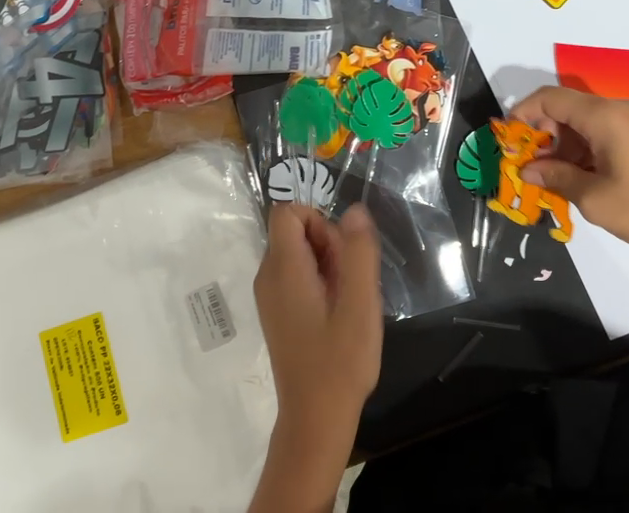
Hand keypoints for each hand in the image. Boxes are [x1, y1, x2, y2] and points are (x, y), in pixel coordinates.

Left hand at [254, 203, 382, 435]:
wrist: (316, 418)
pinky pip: (296, 275)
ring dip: (327, 264)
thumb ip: (358, 252)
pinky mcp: (277, 311)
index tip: (341, 254)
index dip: (318, 219)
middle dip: (328, 243)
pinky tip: (336, 314)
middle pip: (295, 231)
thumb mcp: (360, 304)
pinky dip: (319, 282)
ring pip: (298, 253)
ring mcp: (269, 295)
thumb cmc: (340, 362)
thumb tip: (354, 209)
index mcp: (283, 269)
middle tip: (350, 284)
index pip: (287, 212)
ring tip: (346, 302)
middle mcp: (268, 276)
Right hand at [511, 86, 628, 260]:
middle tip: (527, 166)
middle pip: (565, 108)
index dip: (522, 113)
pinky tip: (579, 179)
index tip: (506, 140)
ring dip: (561, 146)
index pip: (550, 98)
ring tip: (551, 179)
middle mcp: (618, 110)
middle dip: (540, 134)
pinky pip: (601, 133)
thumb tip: (528, 171)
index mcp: (604, 116)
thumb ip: (556, 178)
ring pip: (582, 123)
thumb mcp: (595, 199)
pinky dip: (582, 150)